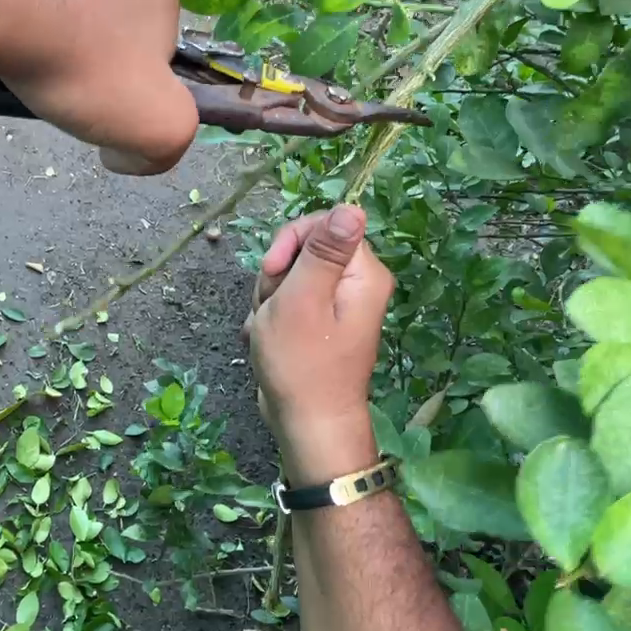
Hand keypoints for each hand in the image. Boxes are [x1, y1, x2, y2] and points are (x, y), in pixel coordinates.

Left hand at [0, 0, 196, 174]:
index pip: (161, 56)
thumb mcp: (158, 127)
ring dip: (57, 39)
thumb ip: (168, 146)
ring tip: (29, 66)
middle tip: (63, 90)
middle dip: (95, 62)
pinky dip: (23, 17)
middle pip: (115, 30)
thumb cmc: (81, 66)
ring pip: (71, 9)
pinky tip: (6, 39)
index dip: (136, 90)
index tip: (103, 107)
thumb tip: (127, 153)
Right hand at [245, 204, 394, 483]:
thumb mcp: (303, 297)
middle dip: (277, 277)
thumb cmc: (301, 363)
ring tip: (268, 329)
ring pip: (290, 276)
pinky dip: (272, 317)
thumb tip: (353, 205)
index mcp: (363, 273)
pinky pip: (289, 301)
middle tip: (273, 309)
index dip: (290, 242)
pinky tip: (267, 339)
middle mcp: (357, 284)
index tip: (273, 273)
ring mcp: (339, 305)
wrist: (306, 424)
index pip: (324, 224)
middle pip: (305, 250)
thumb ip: (324, 250)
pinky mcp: (321, 323)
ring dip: (270, 300)